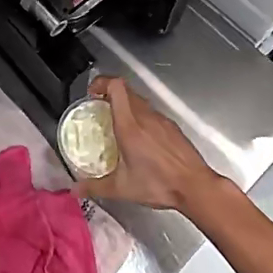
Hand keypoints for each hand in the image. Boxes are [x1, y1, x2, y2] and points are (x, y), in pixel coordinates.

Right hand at [81, 76, 235, 212]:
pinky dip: (140, 117)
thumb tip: (75, 190)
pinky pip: (152, 113)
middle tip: (99, 109)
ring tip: (117, 124)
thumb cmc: (160, 184)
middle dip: (109, 94)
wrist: (196, 187)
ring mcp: (161, 120)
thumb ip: (95, 187)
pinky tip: (139, 138)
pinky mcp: (172, 127)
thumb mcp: (122, 189)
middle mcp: (146, 117)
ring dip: (125, 105)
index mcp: (130, 126)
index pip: (116, 87)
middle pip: (126, 90)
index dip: (102, 83)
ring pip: (140, 101)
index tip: (92, 93)